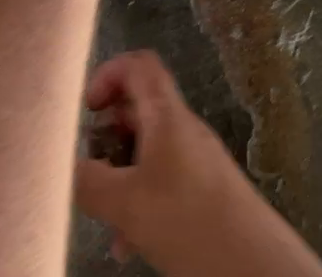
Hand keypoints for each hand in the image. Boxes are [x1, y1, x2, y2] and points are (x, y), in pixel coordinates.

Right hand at [74, 52, 321, 275]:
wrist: (259, 269)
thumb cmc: (190, 221)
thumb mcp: (127, 203)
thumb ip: (88, 180)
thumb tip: (62, 164)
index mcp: (167, 115)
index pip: (138, 64)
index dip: (107, 74)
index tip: (86, 109)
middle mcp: (183, 129)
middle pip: (138, 108)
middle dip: (106, 135)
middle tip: (88, 165)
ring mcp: (197, 159)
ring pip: (147, 151)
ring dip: (120, 175)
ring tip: (104, 213)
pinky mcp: (206, 191)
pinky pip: (163, 180)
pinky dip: (140, 199)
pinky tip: (129, 241)